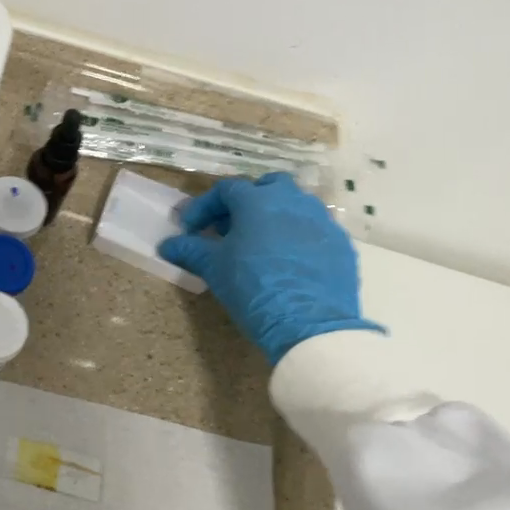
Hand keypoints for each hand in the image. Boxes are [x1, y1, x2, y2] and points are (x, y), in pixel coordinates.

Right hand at [157, 172, 381, 364]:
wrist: (309, 323)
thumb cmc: (252, 285)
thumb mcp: (212, 267)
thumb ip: (189, 249)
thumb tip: (168, 245)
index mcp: (257, 201)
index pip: (225, 190)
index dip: (203, 207)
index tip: (191, 230)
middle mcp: (293, 201)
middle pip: (269, 186)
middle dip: (248, 201)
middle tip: (232, 228)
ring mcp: (323, 222)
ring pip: (296, 206)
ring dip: (275, 218)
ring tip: (261, 246)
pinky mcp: (342, 246)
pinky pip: (315, 231)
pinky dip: (298, 238)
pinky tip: (288, 264)